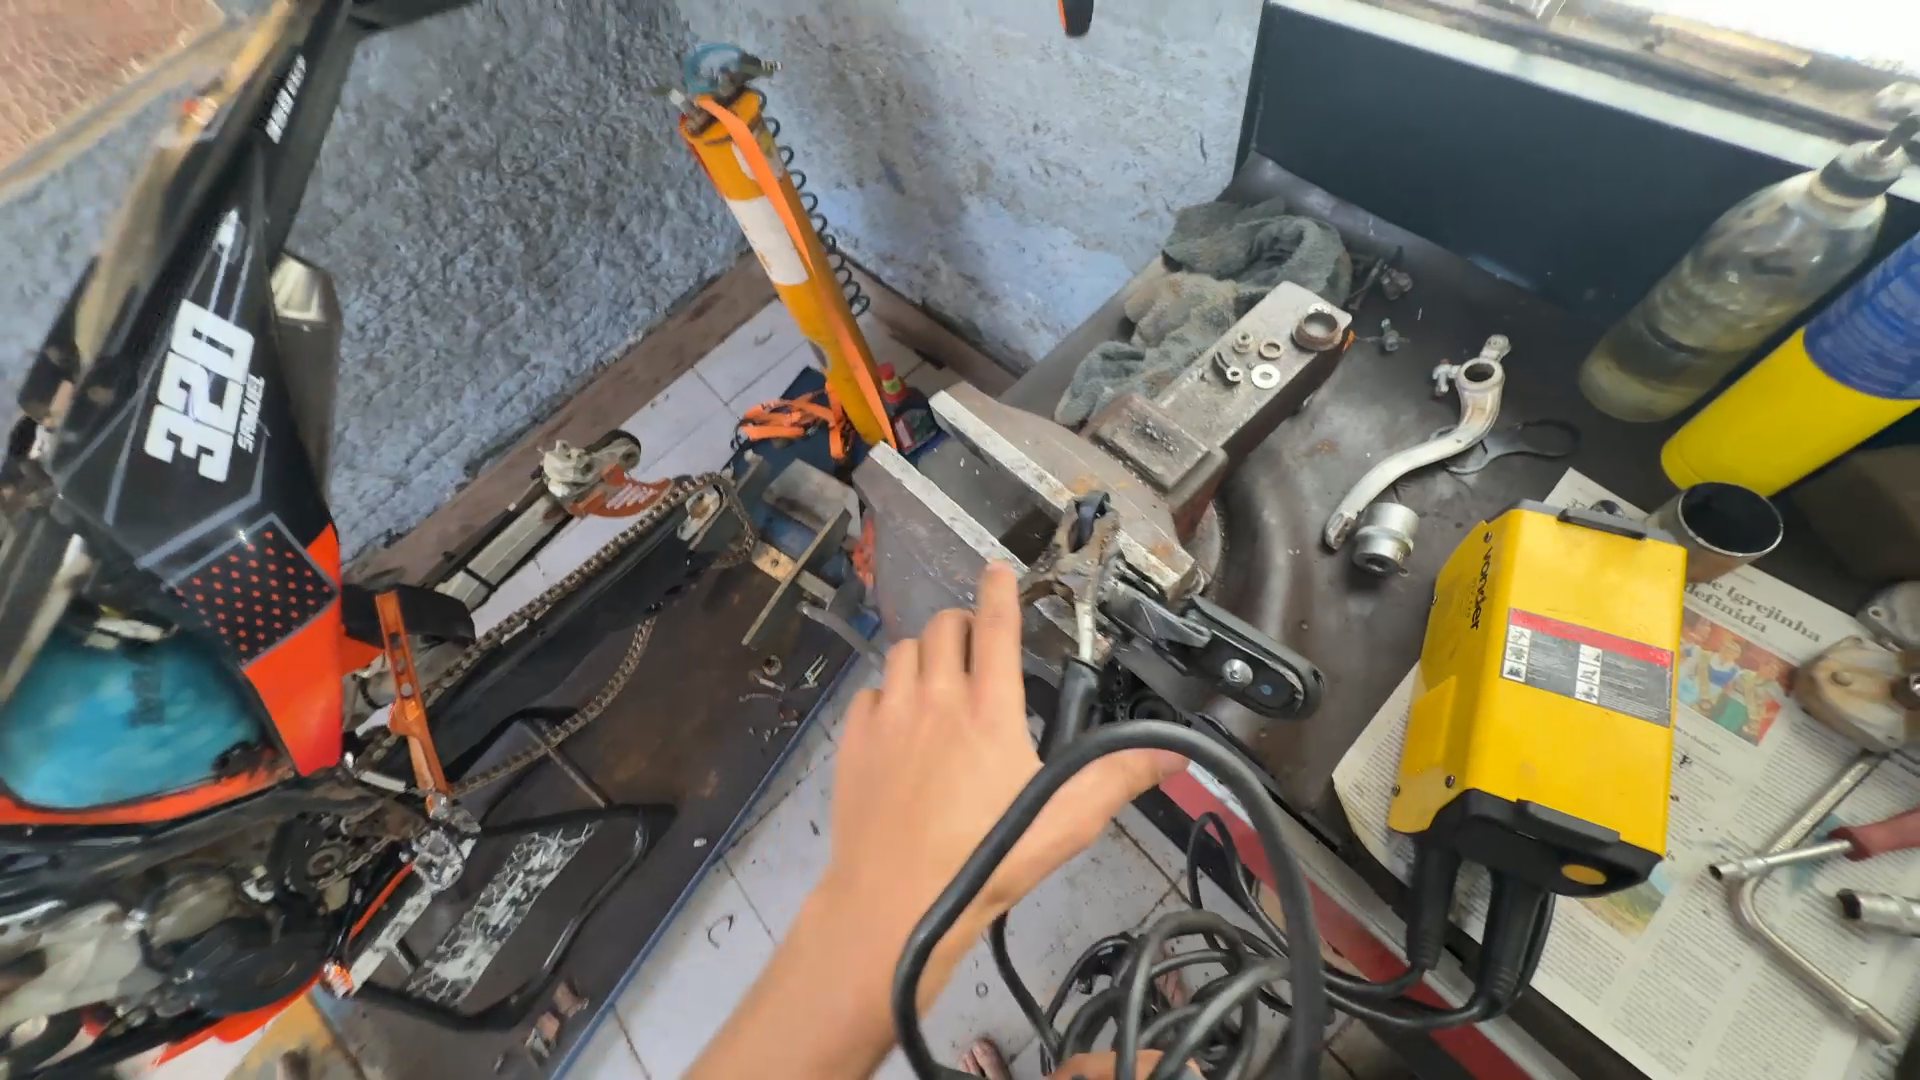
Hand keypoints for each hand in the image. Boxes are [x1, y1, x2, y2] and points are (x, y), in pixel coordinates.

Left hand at [816, 562, 1184, 980]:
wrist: (894, 902)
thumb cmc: (984, 860)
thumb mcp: (1063, 823)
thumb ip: (1116, 778)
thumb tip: (1174, 754)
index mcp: (990, 710)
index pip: (997, 628)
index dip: (1000, 591)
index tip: (998, 570)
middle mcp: (938, 697)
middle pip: (945, 627)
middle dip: (963, 625)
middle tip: (976, 649)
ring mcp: (891, 714)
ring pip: (905, 649)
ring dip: (926, 654)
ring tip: (939, 681)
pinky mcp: (856, 737)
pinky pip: (871, 689)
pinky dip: (888, 692)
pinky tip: (899, 721)